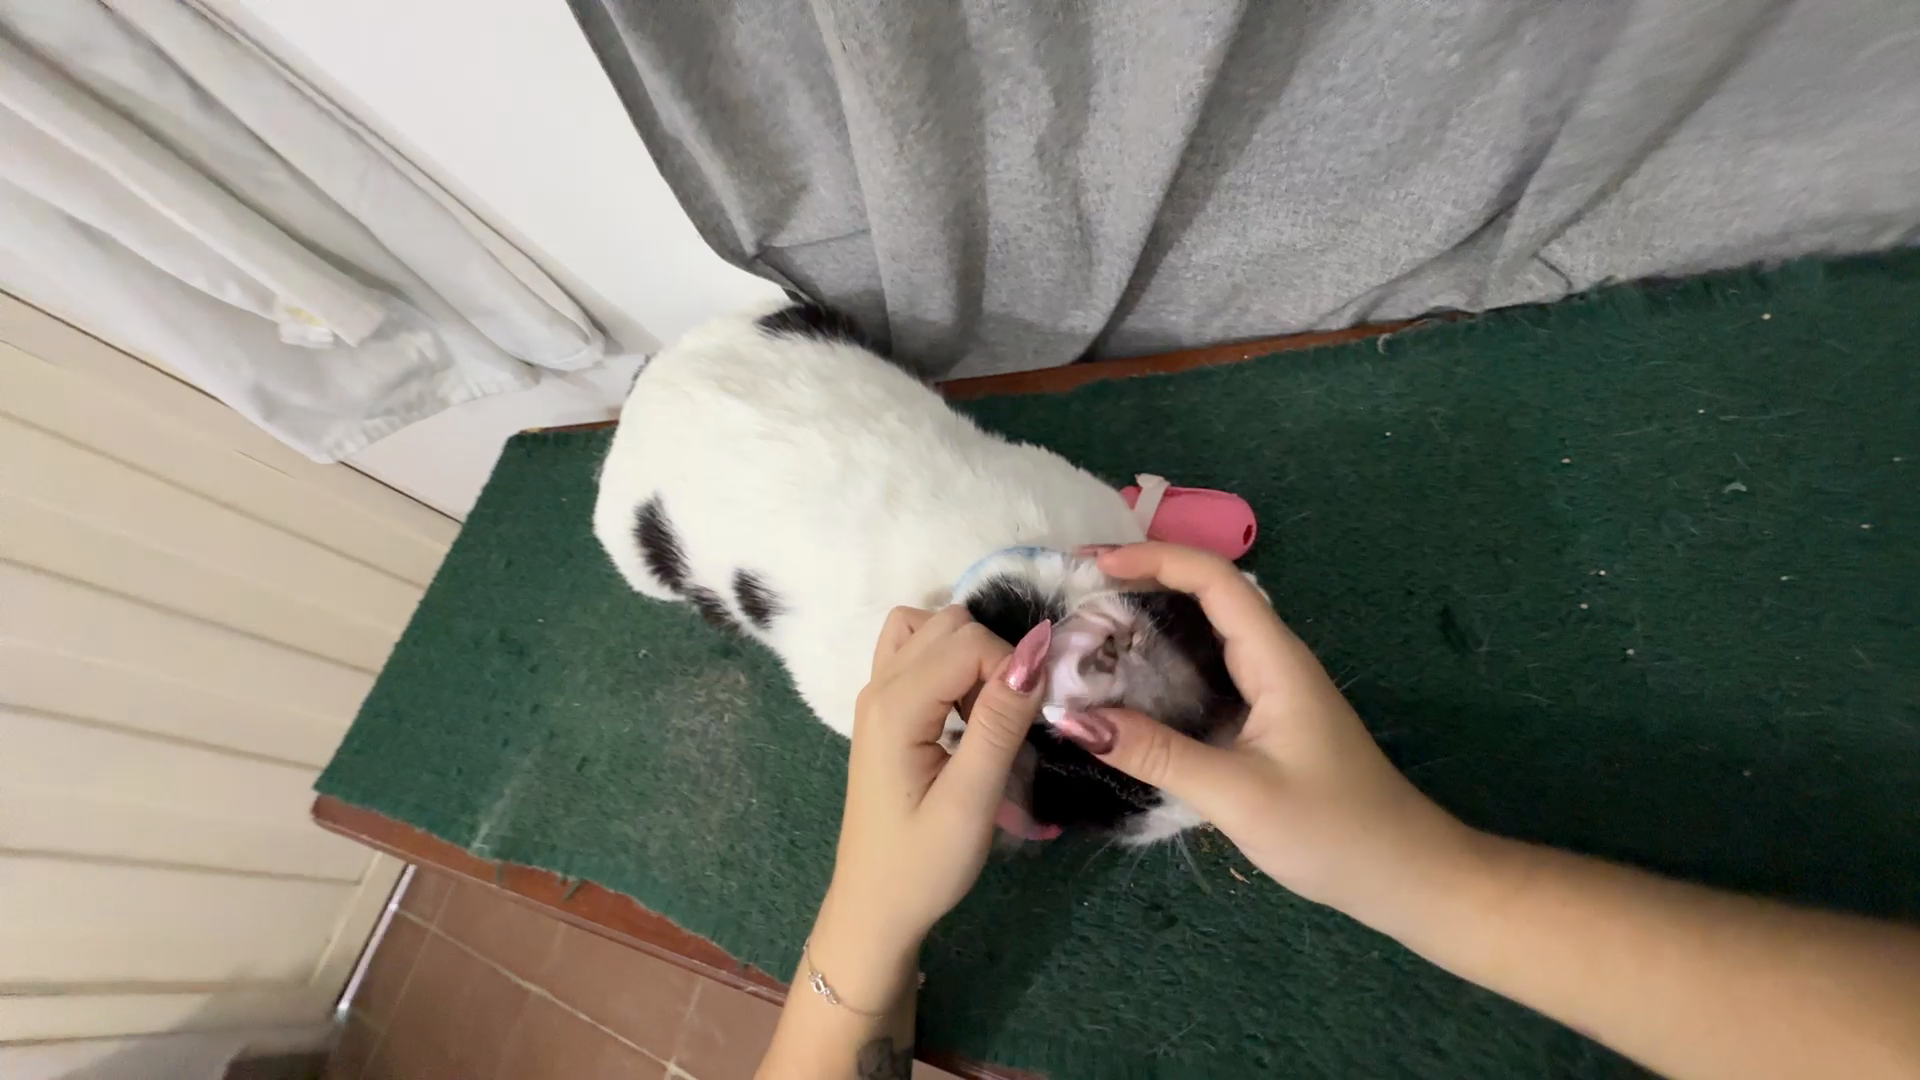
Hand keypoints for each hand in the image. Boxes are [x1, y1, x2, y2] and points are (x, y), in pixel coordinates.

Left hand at [810, 605, 1048, 1007]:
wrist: (874, 905)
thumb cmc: (923, 865)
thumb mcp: (971, 802)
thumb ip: (1000, 724)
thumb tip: (1036, 655)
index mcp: (894, 706)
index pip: (967, 641)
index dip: (1011, 667)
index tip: (1028, 718)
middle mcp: (878, 684)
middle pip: (948, 623)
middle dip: (992, 656)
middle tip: (1007, 718)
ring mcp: (874, 691)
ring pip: (930, 625)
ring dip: (968, 652)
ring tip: (984, 708)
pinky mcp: (882, 704)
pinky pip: (913, 646)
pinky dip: (947, 657)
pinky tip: (962, 704)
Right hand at [1067, 543, 1474, 923]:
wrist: (1406, 876)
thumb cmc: (1333, 832)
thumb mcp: (1237, 796)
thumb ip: (1156, 754)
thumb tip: (1071, 717)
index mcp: (1275, 659)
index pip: (1215, 579)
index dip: (1156, 558)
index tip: (1096, 565)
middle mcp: (1271, 658)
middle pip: (1205, 591)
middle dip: (1143, 577)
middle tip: (1078, 587)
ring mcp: (1267, 684)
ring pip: (1203, 627)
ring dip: (1148, 615)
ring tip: (1088, 623)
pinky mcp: (1259, 712)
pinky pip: (1202, 666)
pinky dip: (1158, 657)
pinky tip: (1124, 676)